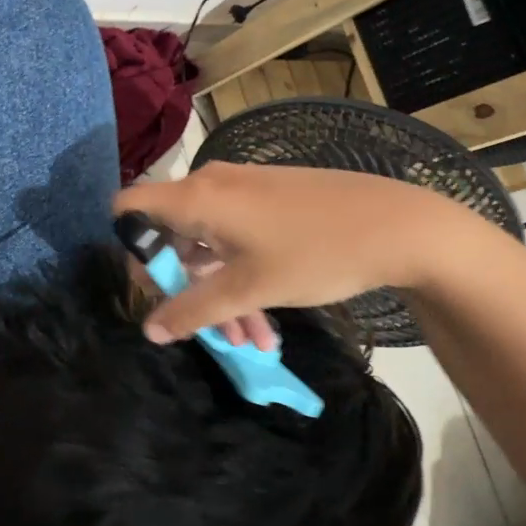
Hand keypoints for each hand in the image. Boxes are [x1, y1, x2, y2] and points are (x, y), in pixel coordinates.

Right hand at [115, 162, 497, 344]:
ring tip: (252, 340)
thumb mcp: (249, 289)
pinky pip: (232, 236)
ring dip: (218, 291)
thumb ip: (192, 310)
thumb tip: (148, 330)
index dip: (125, 248)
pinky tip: (265, 317)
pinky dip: (238, 273)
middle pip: (171, 235)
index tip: (148, 289)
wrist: (400, 225)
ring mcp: (240, 189)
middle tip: (210, 333)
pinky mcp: (267, 198)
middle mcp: (209, 185)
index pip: (127, 207)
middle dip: (185, 288)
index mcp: (194, 197)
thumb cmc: (315, 253)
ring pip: (207, 243)